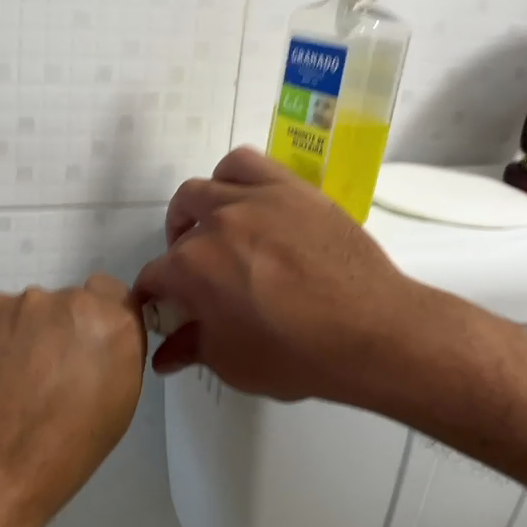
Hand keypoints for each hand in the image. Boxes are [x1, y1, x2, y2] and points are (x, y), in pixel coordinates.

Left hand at [0, 275, 148, 525]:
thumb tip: (96, 346)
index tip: (86, 349)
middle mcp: (66, 302)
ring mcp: (17, 305)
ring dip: (24, 338)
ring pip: (27, 313)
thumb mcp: (117, 406)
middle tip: (45, 377)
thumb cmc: (63, 452)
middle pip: (67, 305)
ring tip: (8, 385)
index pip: (112, 295)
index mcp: (111, 324)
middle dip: (60, 333)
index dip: (99, 321)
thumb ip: (114, 357)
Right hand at [134, 148, 419, 401]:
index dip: (154, 296)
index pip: (155, 277)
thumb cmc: (297, 356)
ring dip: (201, 207)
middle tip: (198, 275)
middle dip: (178, 250)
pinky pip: (249, 163)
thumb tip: (165, 352)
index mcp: (192, 268)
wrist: (371, 332)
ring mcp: (254, 199)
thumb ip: (193, 348)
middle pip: (179, 225)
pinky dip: (235, 177)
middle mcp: (215, 223)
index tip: (164, 309)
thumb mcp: (234, 363)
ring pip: (207, 185)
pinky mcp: (291, 188)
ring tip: (216, 228)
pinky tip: (248, 201)